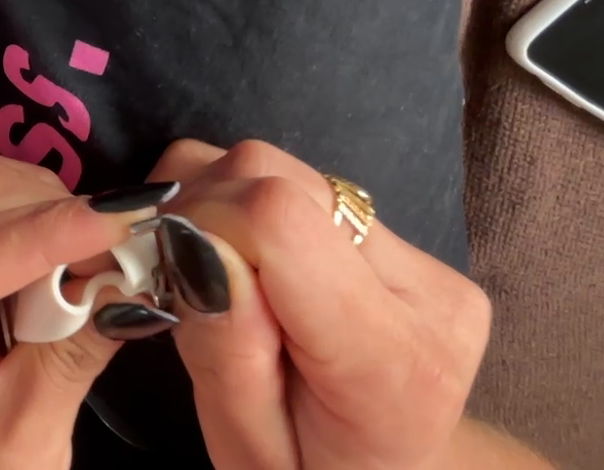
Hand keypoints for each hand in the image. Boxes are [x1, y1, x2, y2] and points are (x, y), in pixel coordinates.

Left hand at [0, 155, 172, 469]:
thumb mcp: (24, 437)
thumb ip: (71, 353)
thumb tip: (129, 277)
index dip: (42, 234)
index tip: (116, 220)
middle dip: (48, 214)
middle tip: (125, 239)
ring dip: (42, 207)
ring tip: (91, 255)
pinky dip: (28, 206)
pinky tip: (56, 246)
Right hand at [153, 140, 501, 469]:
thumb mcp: (245, 451)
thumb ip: (224, 349)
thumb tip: (192, 239)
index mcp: (392, 357)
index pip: (277, 218)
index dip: (204, 229)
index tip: (183, 285)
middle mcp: (420, 284)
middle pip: (268, 176)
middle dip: (202, 216)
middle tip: (191, 287)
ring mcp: (410, 247)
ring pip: (266, 163)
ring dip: (213, 204)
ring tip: (216, 275)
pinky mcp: (383, 224)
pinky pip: (277, 169)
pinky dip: (228, 195)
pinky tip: (237, 254)